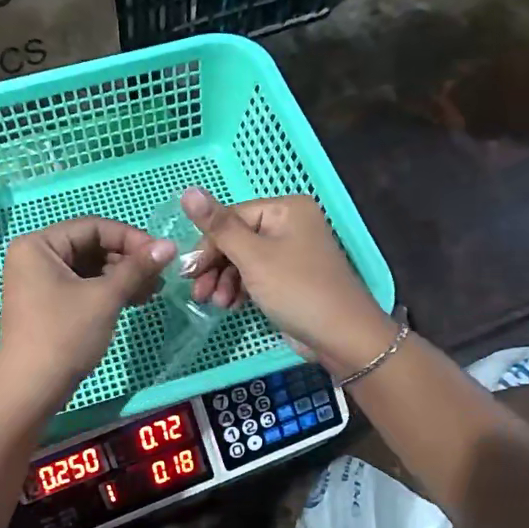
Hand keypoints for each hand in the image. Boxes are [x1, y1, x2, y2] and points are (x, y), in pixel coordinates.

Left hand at [0, 217, 175, 407]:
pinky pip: (83, 287)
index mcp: (39, 245)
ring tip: (152, 292)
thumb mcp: (104, 298)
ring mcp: (40, 283)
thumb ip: (137, 268)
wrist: (32, 388)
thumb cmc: (64, 335)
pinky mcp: (49, 305)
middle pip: (91, 246)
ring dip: (122, 277)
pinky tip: (134, 301)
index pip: (93, 227)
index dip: (131, 238)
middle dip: (128, 260)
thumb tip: (169, 245)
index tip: (162, 255)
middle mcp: (35, 257)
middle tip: (160, 277)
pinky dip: (108, 292)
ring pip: (90, 269)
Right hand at [178, 187, 395, 376]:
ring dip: (224, 281)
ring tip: (215, 303)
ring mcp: (291, 254)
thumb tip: (187, 190)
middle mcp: (290, 225)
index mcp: (286, 209)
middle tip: (196, 292)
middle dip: (214, 266)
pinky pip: (256, 277)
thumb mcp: (253, 258)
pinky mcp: (290, 280)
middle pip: (236, 239)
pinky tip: (230, 306)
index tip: (187, 272)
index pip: (232, 217)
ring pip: (243, 261)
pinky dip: (240, 289)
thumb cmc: (297, 290)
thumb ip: (219, 227)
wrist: (341, 336)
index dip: (207, 244)